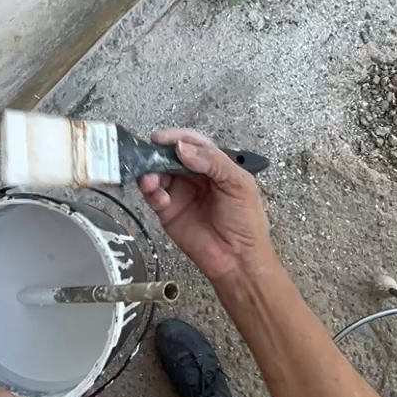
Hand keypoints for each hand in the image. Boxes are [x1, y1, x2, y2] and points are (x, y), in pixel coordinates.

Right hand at [137, 129, 279, 289]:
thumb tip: (182, 148)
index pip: (193, 144)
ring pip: (158, 173)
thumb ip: (213, 162)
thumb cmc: (246, 222)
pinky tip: (159, 197)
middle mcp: (194, 176)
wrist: (238, 258)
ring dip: (150, 173)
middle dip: (158, 154)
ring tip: (150, 180)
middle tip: (150, 156)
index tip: (162, 138)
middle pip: (170, 156)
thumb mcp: (239, 184)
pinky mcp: (167, 211)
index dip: (177, 138)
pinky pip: (153, 196)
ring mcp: (179, 193)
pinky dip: (151, 192)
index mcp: (214, 166)